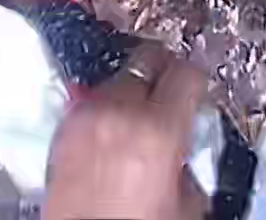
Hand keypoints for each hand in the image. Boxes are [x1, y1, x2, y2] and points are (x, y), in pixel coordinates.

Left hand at [44, 44, 208, 219]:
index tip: (200, 84)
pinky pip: (94, 98)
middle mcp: (119, 108)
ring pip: (118, 76)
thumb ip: (190, 165)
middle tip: (173, 87)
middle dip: (164, 69)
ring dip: (134, 89)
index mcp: (157, 131)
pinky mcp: (65, 121)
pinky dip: (108, 106)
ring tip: (142, 116)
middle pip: (146, 60)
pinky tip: (114, 129)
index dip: (197, 76)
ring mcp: (87, 110)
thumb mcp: (184, 208)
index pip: (185, 74)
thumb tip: (187, 144)